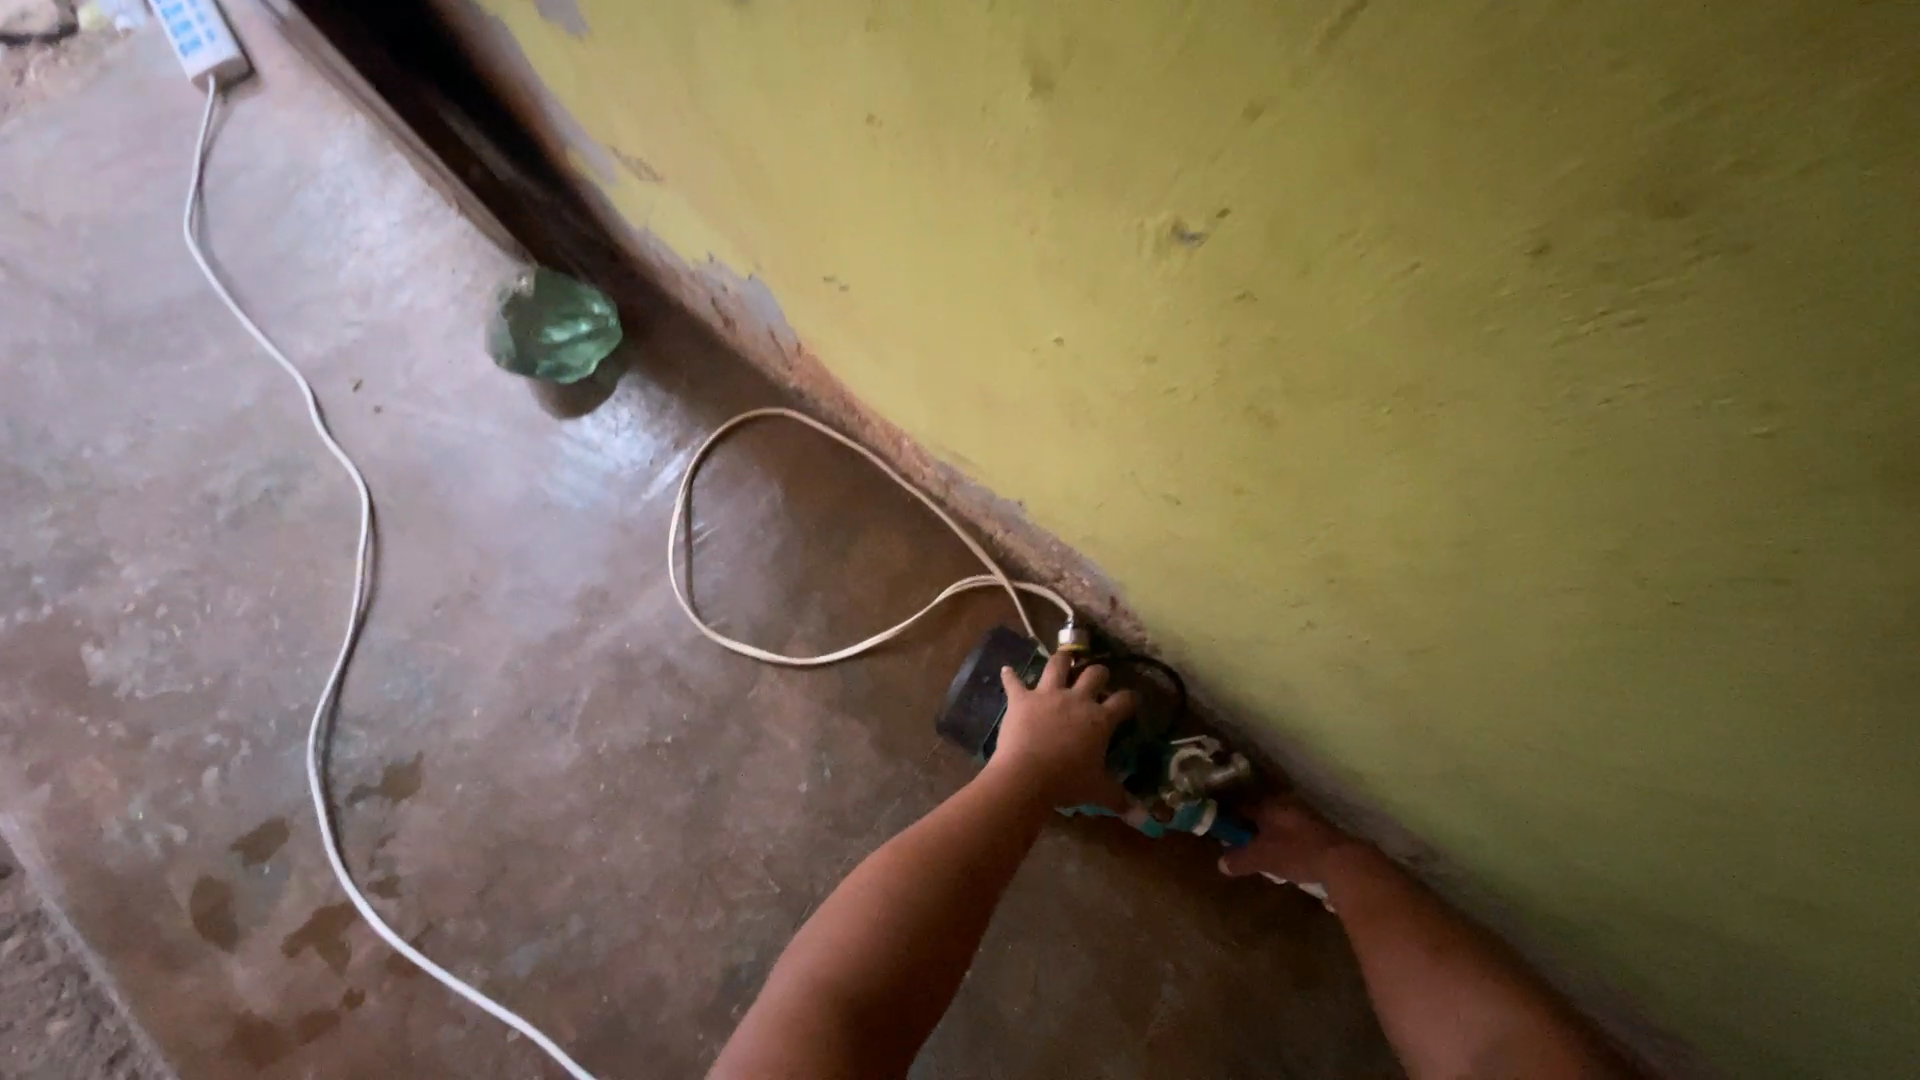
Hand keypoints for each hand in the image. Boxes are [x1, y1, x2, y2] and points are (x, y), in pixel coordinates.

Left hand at [987, 651, 1134, 809]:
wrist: (1027, 776)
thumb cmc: (1067, 782)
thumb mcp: (1098, 791)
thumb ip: (1121, 800)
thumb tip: (1143, 818)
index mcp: (1099, 719)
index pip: (1123, 701)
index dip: (1129, 699)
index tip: (1131, 700)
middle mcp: (1076, 700)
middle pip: (1094, 674)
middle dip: (1099, 673)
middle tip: (1099, 676)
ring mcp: (1047, 695)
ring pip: (1057, 666)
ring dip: (1061, 660)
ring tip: (1064, 658)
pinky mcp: (1021, 699)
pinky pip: (1014, 682)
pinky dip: (1010, 676)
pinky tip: (1006, 670)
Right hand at [1219, 796, 1358, 886]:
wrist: (1342, 861)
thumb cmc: (1295, 853)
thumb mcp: (1261, 858)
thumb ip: (1239, 859)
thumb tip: (1221, 863)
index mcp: (1268, 805)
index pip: (1242, 805)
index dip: (1230, 816)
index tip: (1222, 827)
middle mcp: (1286, 805)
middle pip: (1262, 813)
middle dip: (1252, 826)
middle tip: (1243, 841)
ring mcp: (1306, 816)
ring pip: (1280, 822)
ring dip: (1271, 834)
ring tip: (1265, 853)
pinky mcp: (1322, 831)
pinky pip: (1296, 833)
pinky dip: (1287, 842)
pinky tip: (1287, 857)